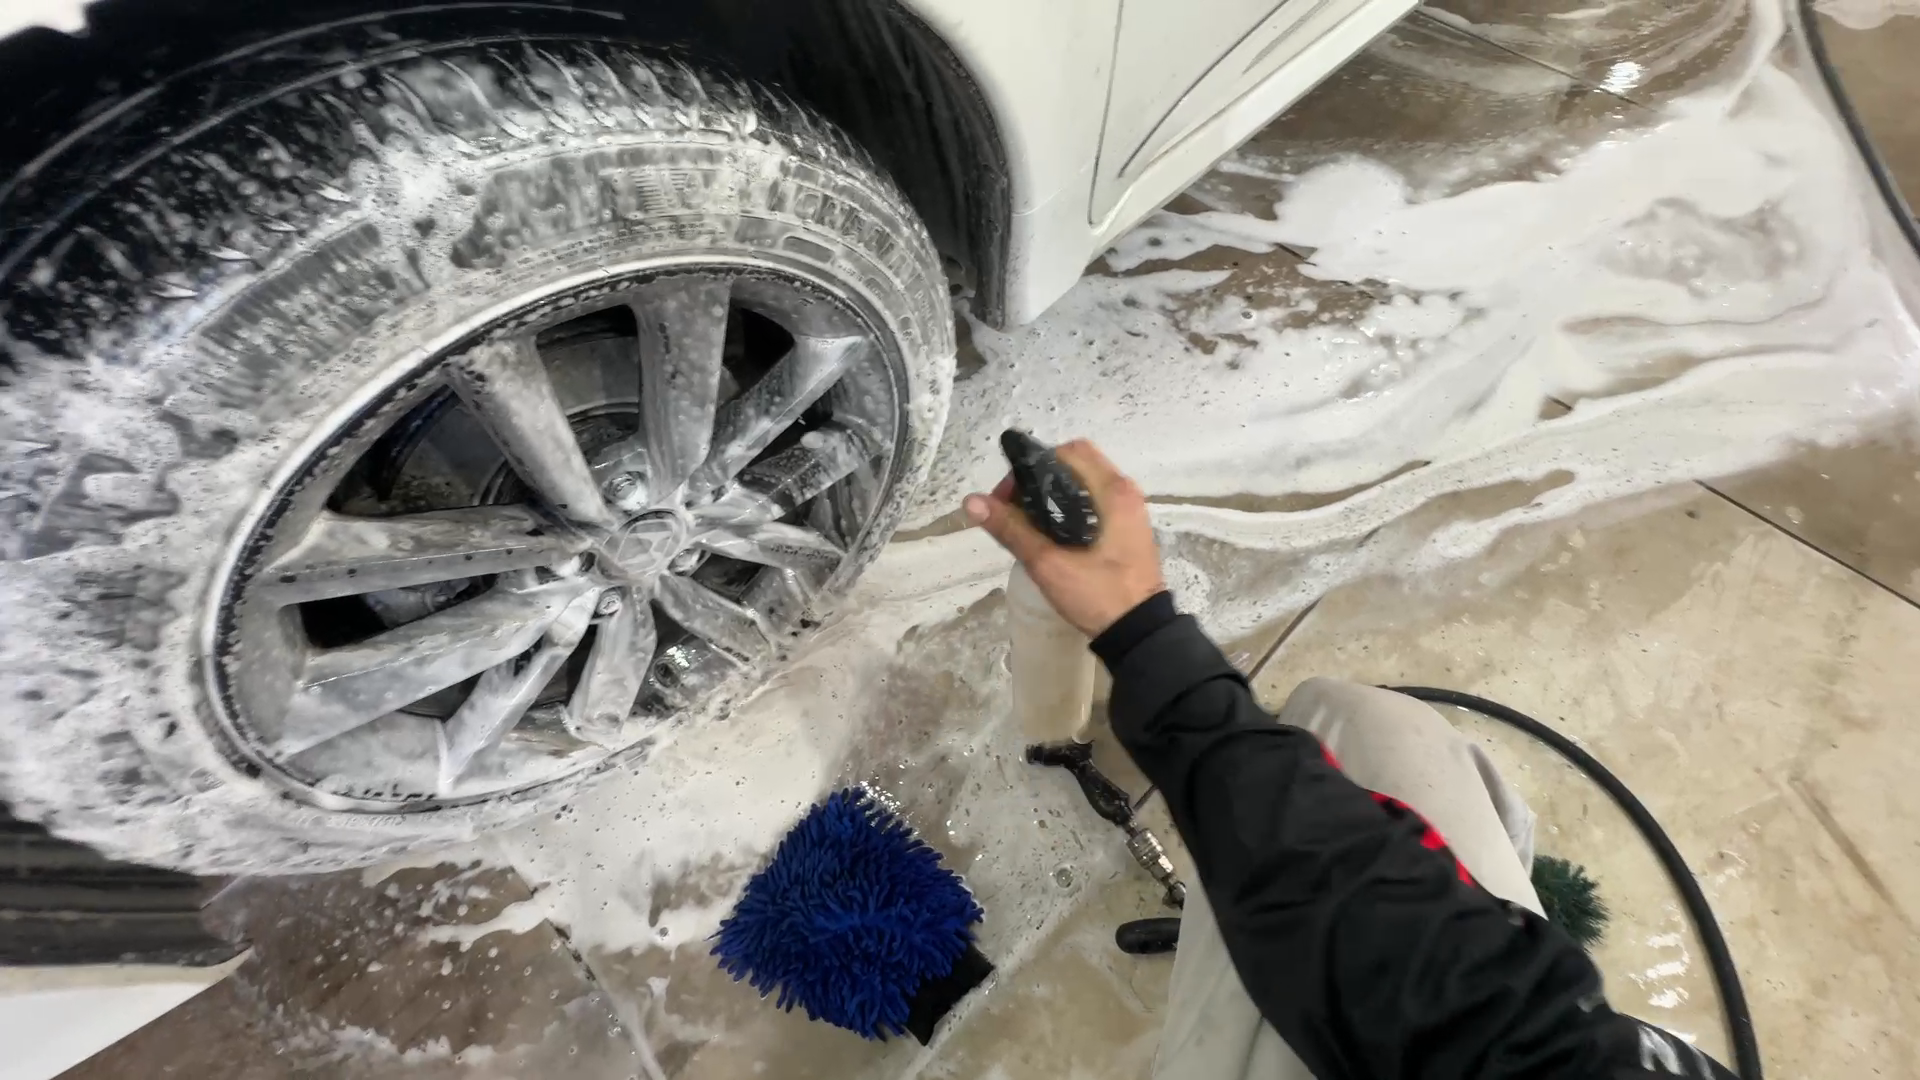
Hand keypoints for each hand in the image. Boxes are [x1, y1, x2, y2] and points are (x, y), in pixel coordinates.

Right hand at [963, 439, 1166, 637]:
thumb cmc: (1098, 595)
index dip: (1033, 465)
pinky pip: (1094, 503)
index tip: (1010, 496)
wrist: (1139, 633)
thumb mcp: (1049, 564)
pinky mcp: (1127, 529)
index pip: (1069, 451)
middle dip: (1039, 480)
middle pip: (1075, 465)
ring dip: (1053, 495)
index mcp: (1113, 491)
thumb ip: (1011, 529)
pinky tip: (1051, 535)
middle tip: (1014, 510)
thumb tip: (972, 502)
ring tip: (1028, 523)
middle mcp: (1125, 493)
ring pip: (1084, 485)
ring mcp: (1129, 511)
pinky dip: (1069, 508)